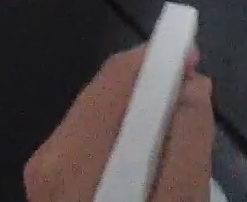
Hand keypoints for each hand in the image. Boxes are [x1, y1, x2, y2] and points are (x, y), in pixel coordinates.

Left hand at [26, 46, 214, 201]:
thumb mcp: (178, 201)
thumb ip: (188, 139)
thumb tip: (194, 84)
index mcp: (71, 156)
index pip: (115, 76)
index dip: (160, 57)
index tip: (197, 60)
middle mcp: (48, 161)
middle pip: (107, 95)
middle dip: (155, 87)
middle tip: (198, 98)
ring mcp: (48, 183)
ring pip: (104, 121)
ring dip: (146, 115)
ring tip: (183, 132)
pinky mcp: (57, 197)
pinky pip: (98, 149)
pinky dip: (130, 142)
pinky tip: (155, 165)